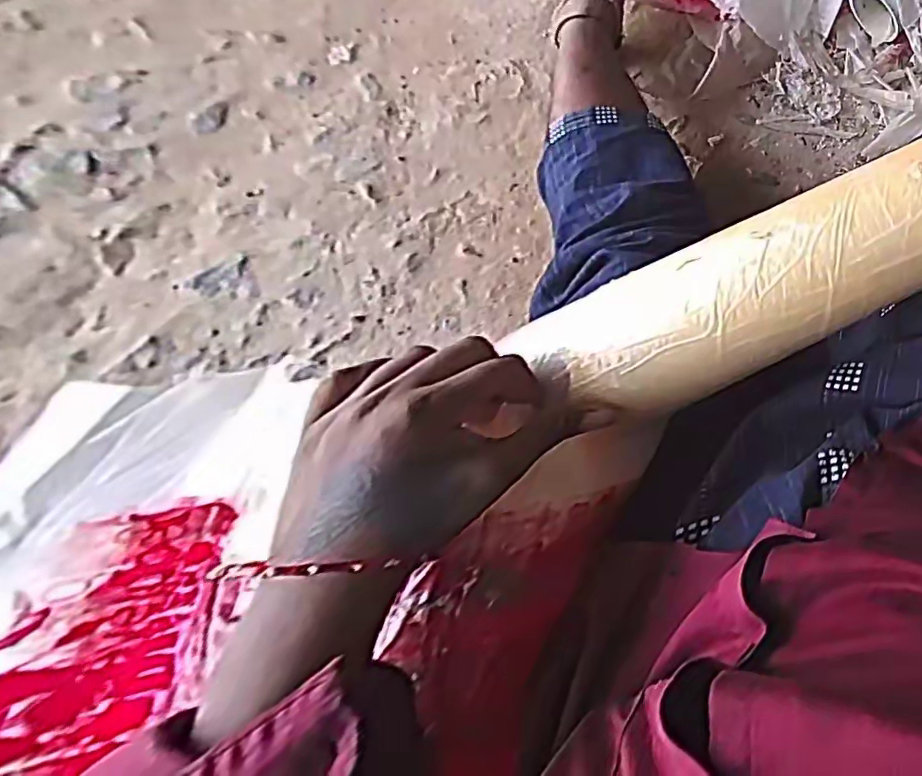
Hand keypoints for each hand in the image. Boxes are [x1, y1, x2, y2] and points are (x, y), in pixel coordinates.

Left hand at [274, 337, 572, 562]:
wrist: (335, 573)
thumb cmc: (421, 524)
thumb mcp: (494, 476)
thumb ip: (547, 434)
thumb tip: (605, 412)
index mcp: (429, 406)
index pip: (501, 369)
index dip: (528, 386)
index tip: (532, 412)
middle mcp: (385, 393)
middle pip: (462, 349)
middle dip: (492, 372)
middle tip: (498, 409)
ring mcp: (345, 403)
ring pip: (414, 356)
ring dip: (446, 372)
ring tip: (453, 408)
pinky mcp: (316, 418)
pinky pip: (356, 373)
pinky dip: (386, 375)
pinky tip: (401, 398)